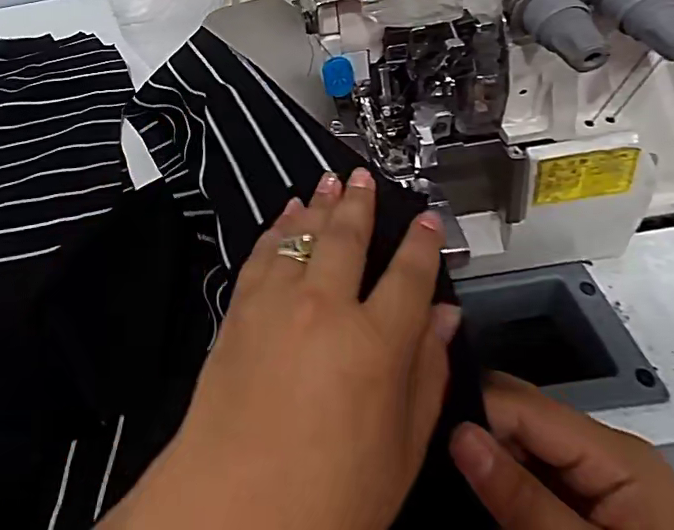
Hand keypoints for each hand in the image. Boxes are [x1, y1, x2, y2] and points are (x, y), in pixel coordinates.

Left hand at [100, 168, 461, 529]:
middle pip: (349, 237)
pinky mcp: (240, 308)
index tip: (426, 222)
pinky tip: (286, 216)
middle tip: (365, 177)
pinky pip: (263, 253)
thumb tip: (444, 321)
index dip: (422, 245)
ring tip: (330, 181)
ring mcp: (276, 302)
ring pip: (303, 234)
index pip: (409, 277)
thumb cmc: (326, 497)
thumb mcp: (400, 451)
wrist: (230, 506)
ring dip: (319, 204)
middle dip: (361, 202)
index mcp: (375, 344)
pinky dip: (278, 228)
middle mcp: (324, 308)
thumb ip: (426, 376)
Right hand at [449, 372, 673, 529]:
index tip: (425, 429)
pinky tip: (477, 492)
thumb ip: (523, 500)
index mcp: (621, 457)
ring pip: (519, 443)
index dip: (473, 410)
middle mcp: (609, 455)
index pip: (523, 402)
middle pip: (520, 415)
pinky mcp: (588, 504)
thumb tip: (461, 434)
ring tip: (445, 471)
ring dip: (485, 457)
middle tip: (427, 453)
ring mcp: (598, 480)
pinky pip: (532, 472)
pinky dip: (503, 481)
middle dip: (476, 431)